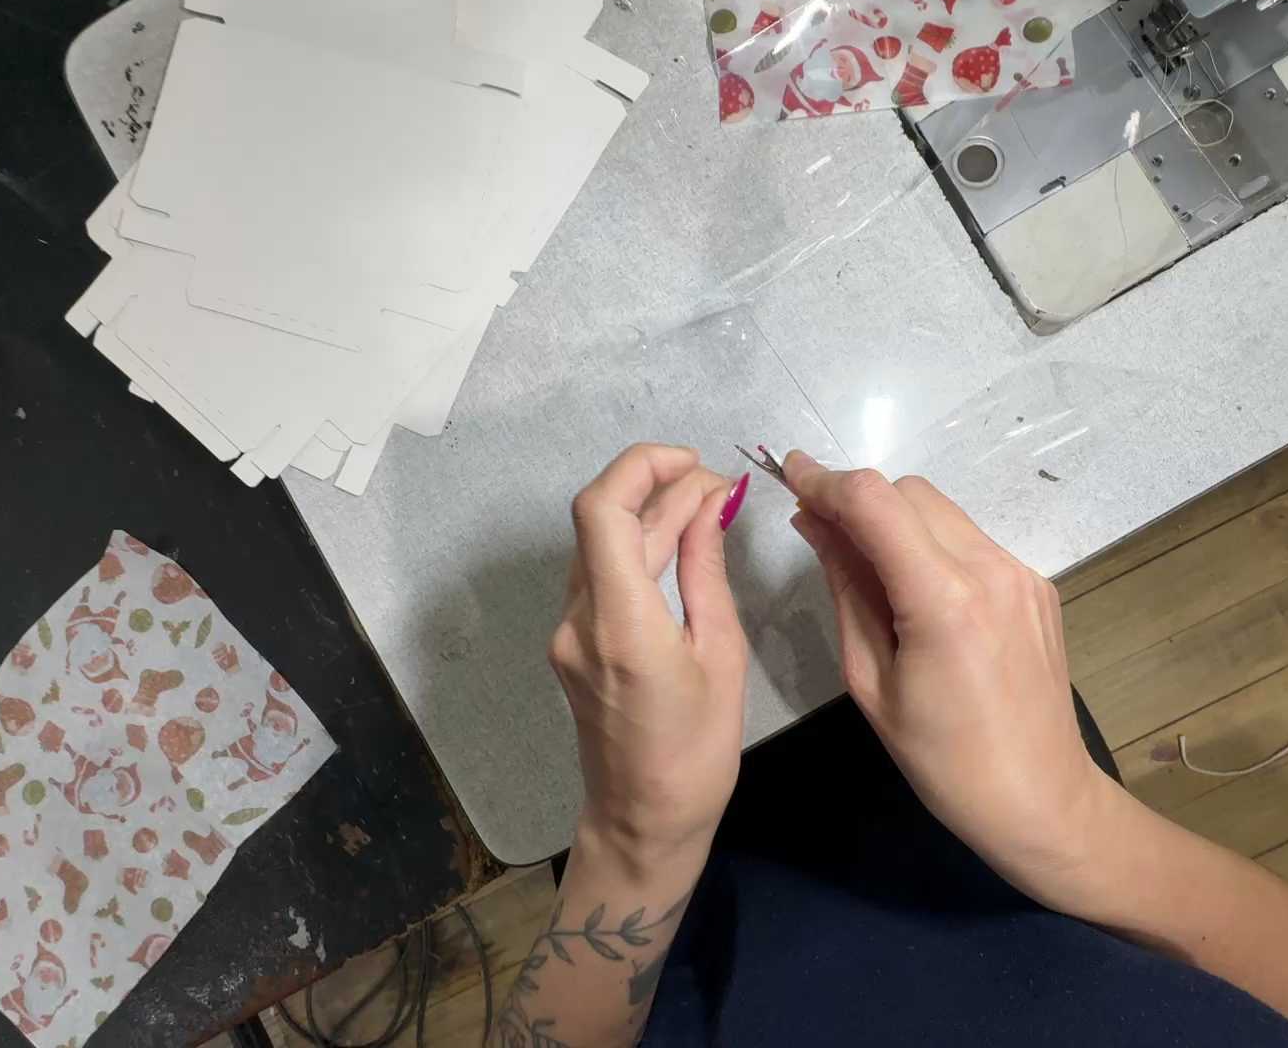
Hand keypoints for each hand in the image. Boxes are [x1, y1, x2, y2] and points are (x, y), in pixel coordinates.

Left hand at [550, 444, 750, 877]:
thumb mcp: (720, 655)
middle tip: (720, 489)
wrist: (642, 823)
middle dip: (660, 486)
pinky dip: (638, 545)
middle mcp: (578, 618)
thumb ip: (706, 571)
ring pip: (599, 541)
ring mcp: (567, 629)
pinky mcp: (572, 640)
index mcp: (621, 624)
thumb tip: (711, 505)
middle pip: (601, 517)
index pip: (603, 509)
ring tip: (707, 507)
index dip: (643, 467)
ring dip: (648, 511)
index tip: (696, 464)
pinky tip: (680, 542)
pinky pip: (602, 572)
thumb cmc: (698, 753)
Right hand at [784, 451, 1107, 888]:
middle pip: (907, 491)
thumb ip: (845, 588)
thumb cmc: (941, 759)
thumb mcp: (870, 680)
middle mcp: (990, 568)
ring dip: (892, 520)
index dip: (825, 480)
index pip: (875, 503)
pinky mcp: (1033, 582)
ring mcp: (1020, 571)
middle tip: (821, 534)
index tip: (789, 473)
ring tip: (866, 567)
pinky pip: (966, 537)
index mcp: (944, 600)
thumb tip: (815, 524)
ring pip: (938, 508)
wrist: (1042, 800)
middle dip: (858, 501)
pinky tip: (915, 590)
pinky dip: (927, 542)